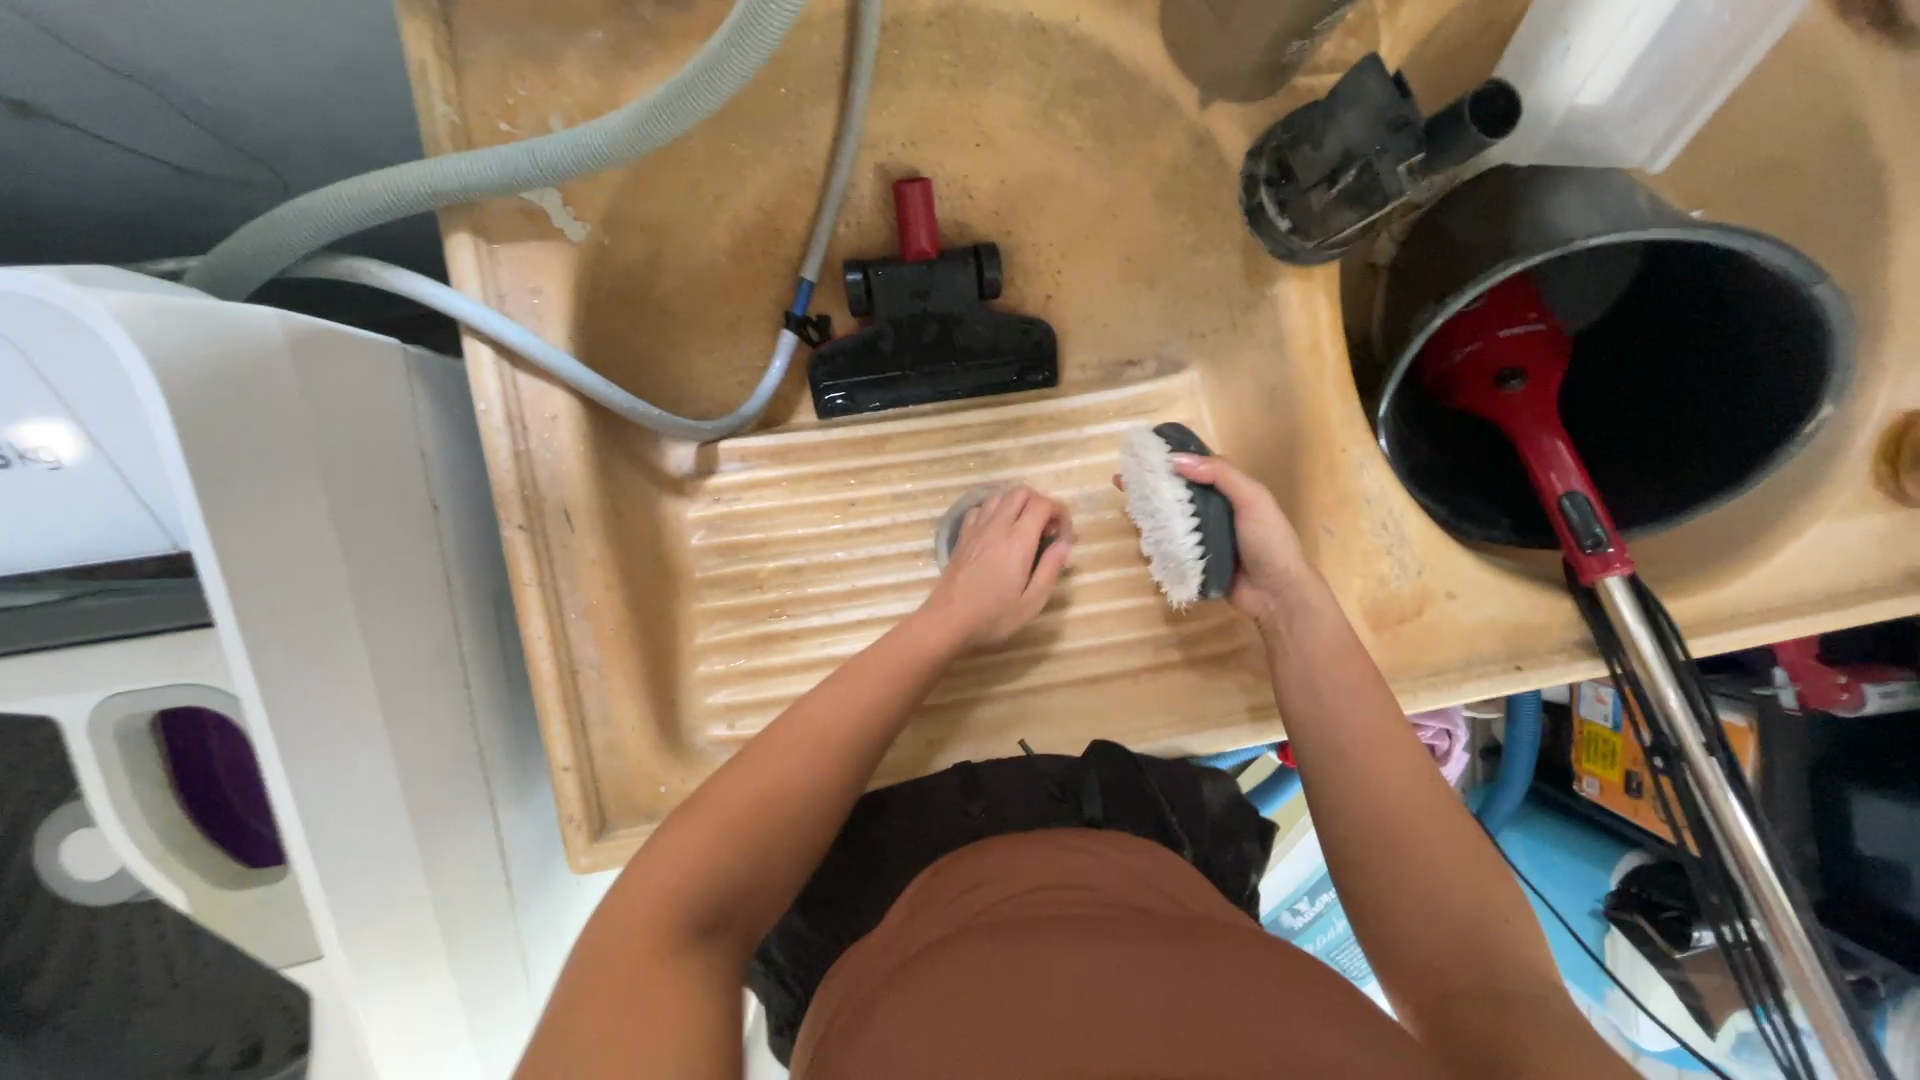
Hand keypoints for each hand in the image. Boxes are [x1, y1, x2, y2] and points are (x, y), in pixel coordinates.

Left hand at [918, 486, 1072, 648]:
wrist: (947, 622)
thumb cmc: (993, 617)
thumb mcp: (1032, 602)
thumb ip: (1051, 568)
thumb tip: (1064, 543)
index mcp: (1017, 540)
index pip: (1043, 504)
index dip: (1060, 512)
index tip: (1063, 536)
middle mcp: (996, 526)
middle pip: (1021, 491)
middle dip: (1040, 503)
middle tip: (1046, 532)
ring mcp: (976, 529)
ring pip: (999, 496)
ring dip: (1017, 505)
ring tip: (1024, 531)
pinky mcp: (962, 537)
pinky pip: (980, 510)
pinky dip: (994, 512)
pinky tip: (998, 534)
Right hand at [1114, 455, 1308, 631]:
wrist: (1277, 593)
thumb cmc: (1269, 541)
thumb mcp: (1252, 499)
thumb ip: (1221, 475)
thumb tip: (1176, 459)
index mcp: (1229, 492)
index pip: (1195, 468)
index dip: (1171, 459)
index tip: (1143, 454)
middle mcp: (1213, 511)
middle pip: (1177, 493)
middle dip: (1150, 484)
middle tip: (1121, 480)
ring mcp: (1202, 537)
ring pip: (1170, 518)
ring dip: (1148, 509)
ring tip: (1124, 502)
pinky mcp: (1193, 561)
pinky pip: (1170, 545)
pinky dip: (1154, 538)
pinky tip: (1136, 531)